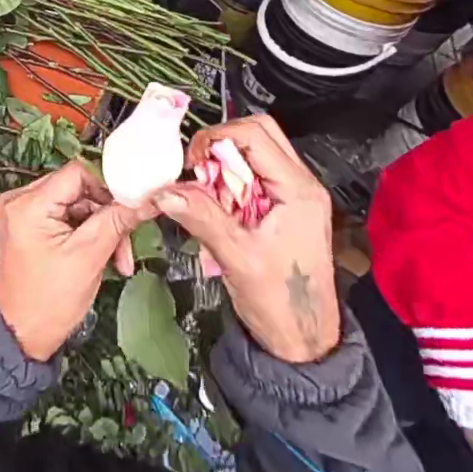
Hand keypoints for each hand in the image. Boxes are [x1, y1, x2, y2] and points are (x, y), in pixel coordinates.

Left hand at [0, 162, 157, 361]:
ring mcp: (24, 212)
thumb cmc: (47, 302)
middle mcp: (20, 200)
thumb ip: (118, 221)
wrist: (22, 335)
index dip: (110, 185)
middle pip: (79, 189)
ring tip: (119, 258)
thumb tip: (147, 199)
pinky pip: (68, 216)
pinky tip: (103, 256)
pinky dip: (88, 233)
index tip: (133, 202)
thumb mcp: (89, 257)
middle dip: (107, 214)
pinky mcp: (30, 225)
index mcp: (28, 204)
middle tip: (127, 240)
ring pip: (78, 204)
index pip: (78, 173)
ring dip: (102, 228)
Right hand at [150, 115, 340, 362]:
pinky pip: (251, 176)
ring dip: (223, 166)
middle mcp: (300, 186)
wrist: (303, 338)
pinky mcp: (281, 207)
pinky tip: (217, 208)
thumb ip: (202, 218)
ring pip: (253, 152)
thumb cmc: (285, 304)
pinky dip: (227, 183)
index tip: (194, 163)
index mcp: (298, 191)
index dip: (215, 140)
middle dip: (219, 146)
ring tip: (207, 195)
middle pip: (257, 133)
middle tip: (200, 172)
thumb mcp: (237, 258)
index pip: (253, 135)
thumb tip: (168, 191)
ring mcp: (292, 195)